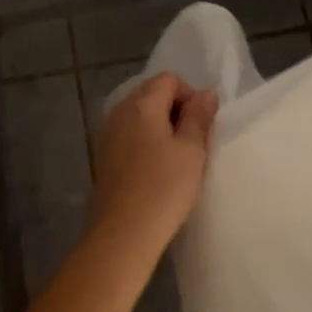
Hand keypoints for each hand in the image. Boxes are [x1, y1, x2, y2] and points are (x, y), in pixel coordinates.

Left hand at [90, 72, 217, 251]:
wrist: (123, 232)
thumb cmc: (163, 187)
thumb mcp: (191, 151)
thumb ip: (199, 117)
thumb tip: (206, 92)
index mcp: (142, 103)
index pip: (169, 79)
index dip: (191, 95)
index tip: (203, 125)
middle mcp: (121, 110)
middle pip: (152, 93)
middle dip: (176, 109)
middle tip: (195, 142)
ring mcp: (109, 132)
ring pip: (141, 115)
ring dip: (162, 127)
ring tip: (180, 158)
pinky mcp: (105, 154)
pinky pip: (131, 134)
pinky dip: (147, 141)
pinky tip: (158, 169)